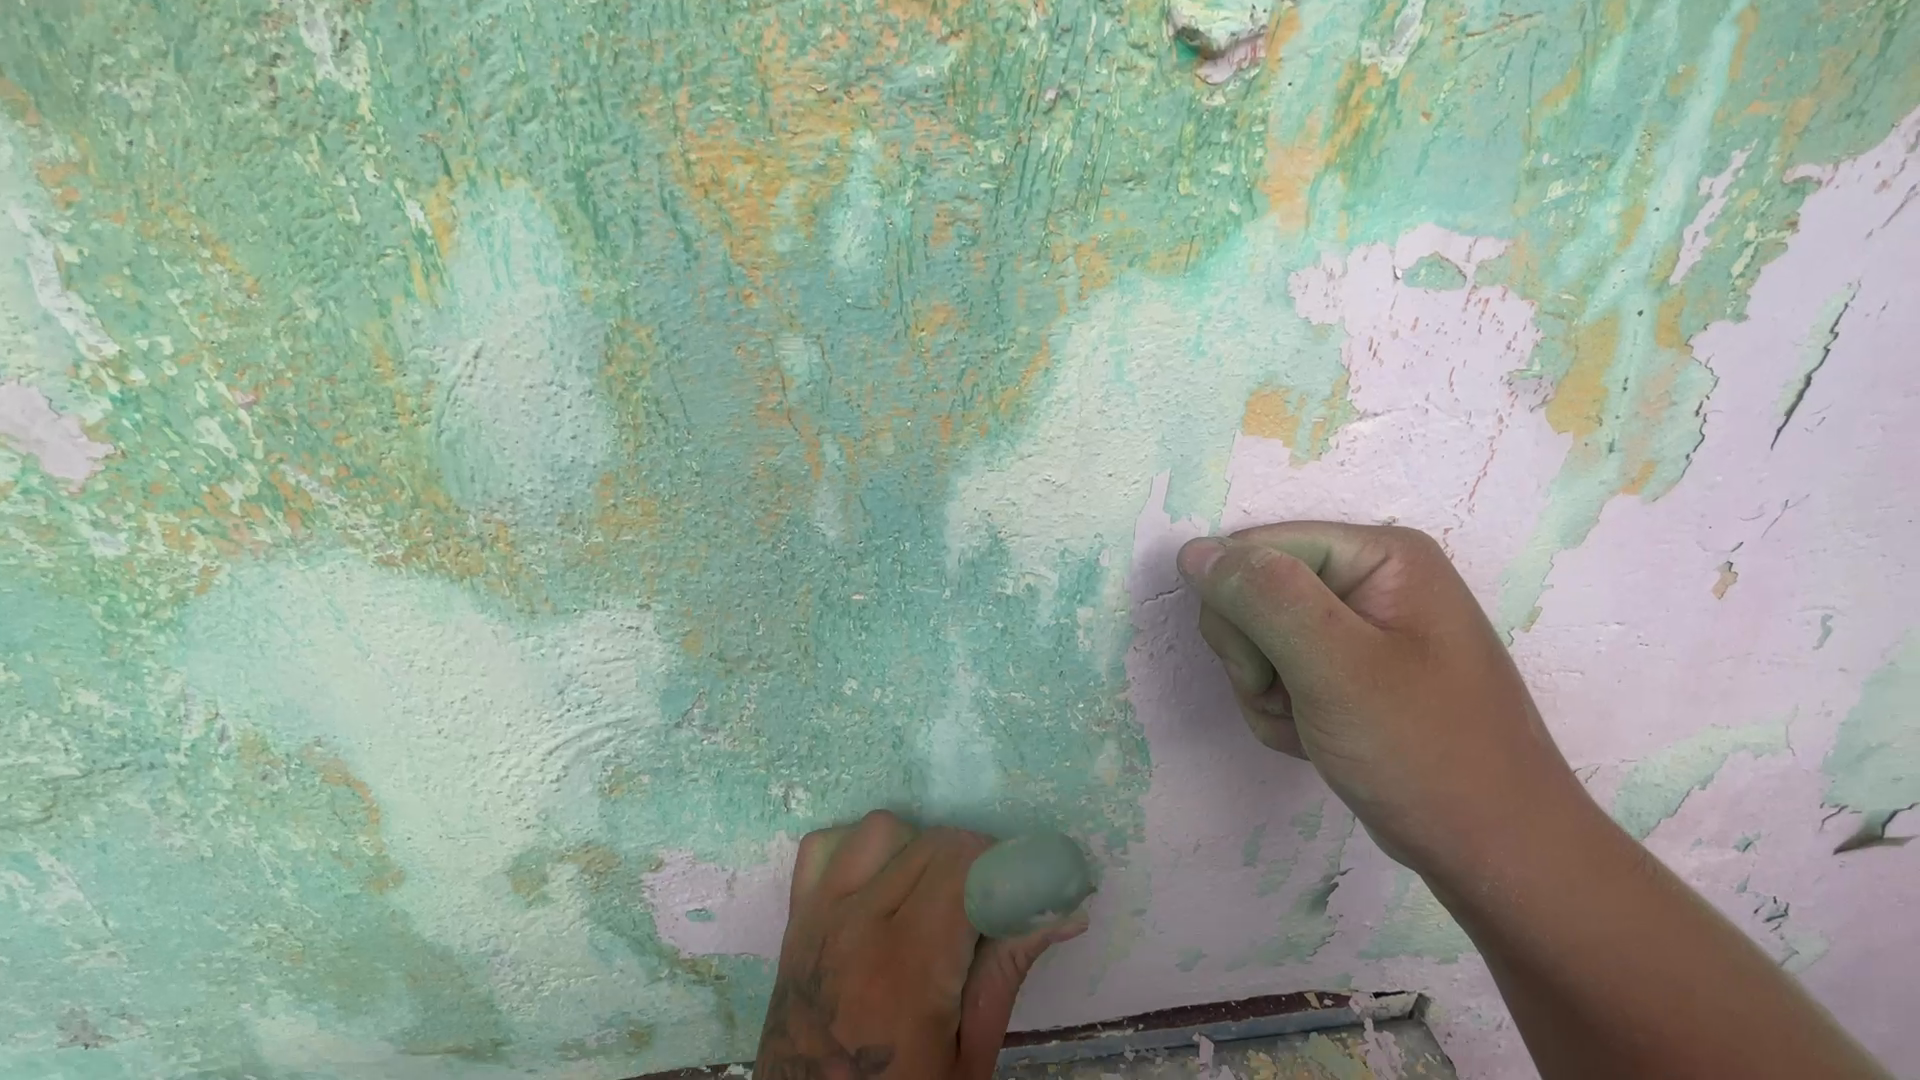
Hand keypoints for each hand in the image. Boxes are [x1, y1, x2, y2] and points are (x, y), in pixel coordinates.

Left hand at [755, 810, 1085, 1079]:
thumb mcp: (969, 1055)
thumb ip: (1008, 970)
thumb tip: (1066, 911)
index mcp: (905, 965)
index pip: (965, 865)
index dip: (1007, 865)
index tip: (1027, 888)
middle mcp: (857, 924)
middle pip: (932, 842)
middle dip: (975, 860)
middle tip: (990, 903)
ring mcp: (818, 914)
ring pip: (881, 829)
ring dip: (918, 848)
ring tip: (933, 895)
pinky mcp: (794, 916)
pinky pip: (825, 847)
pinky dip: (858, 852)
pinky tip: (880, 885)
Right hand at [1178, 523, 1586, 877]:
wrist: (1492, 850)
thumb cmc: (1425, 752)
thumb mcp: (1336, 667)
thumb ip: (1263, 598)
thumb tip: (1194, 551)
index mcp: (1379, 556)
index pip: (1254, 551)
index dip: (1240, 609)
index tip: (1268, 670)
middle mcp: (1367, 579)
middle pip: (1250, 594)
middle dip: (1254, 659)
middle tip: (1295, 701)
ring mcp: (1357, 627)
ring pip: (1254, 640)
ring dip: (1265, 693)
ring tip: (1313, 726)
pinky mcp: (1347, 670)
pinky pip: (1276, 674)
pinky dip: (1280, 713)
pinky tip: (1317, 738)